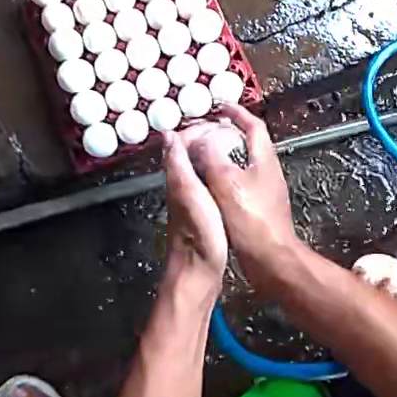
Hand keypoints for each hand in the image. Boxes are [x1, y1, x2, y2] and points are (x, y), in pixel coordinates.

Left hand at [159, 127, 229, 310]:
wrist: (198, 275)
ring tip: (228, 145)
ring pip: (197, 169)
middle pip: (188, 155)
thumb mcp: (189, 194)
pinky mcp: (203, 215)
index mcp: (178, 180)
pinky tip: (226, 176)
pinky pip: (207, 184)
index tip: (215, 121)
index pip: (180, 144)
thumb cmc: (198, 236)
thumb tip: (168, 134)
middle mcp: (181, 189)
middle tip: (224, 129)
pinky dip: (215, 173)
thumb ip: (178, 164)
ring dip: (209, 155)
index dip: (195, 130)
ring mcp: (192, 202)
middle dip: (203, 139)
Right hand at [186, 105, 302, 285]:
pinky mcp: (258, 207)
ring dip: (223, 154)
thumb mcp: (226, 183)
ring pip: (242, 162)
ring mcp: (264, 190)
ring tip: (201, 154)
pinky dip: (222, 176)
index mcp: (263, 159)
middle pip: (247, 142)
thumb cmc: (254, 223)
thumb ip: (212, 157)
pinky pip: (238, 181)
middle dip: (226, 132)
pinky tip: (208, 185)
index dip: (236, 112)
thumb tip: (200, 139)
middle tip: (205, 130)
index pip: (252, 125)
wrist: (272, 260)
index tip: (220, 106)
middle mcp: (267, 171)